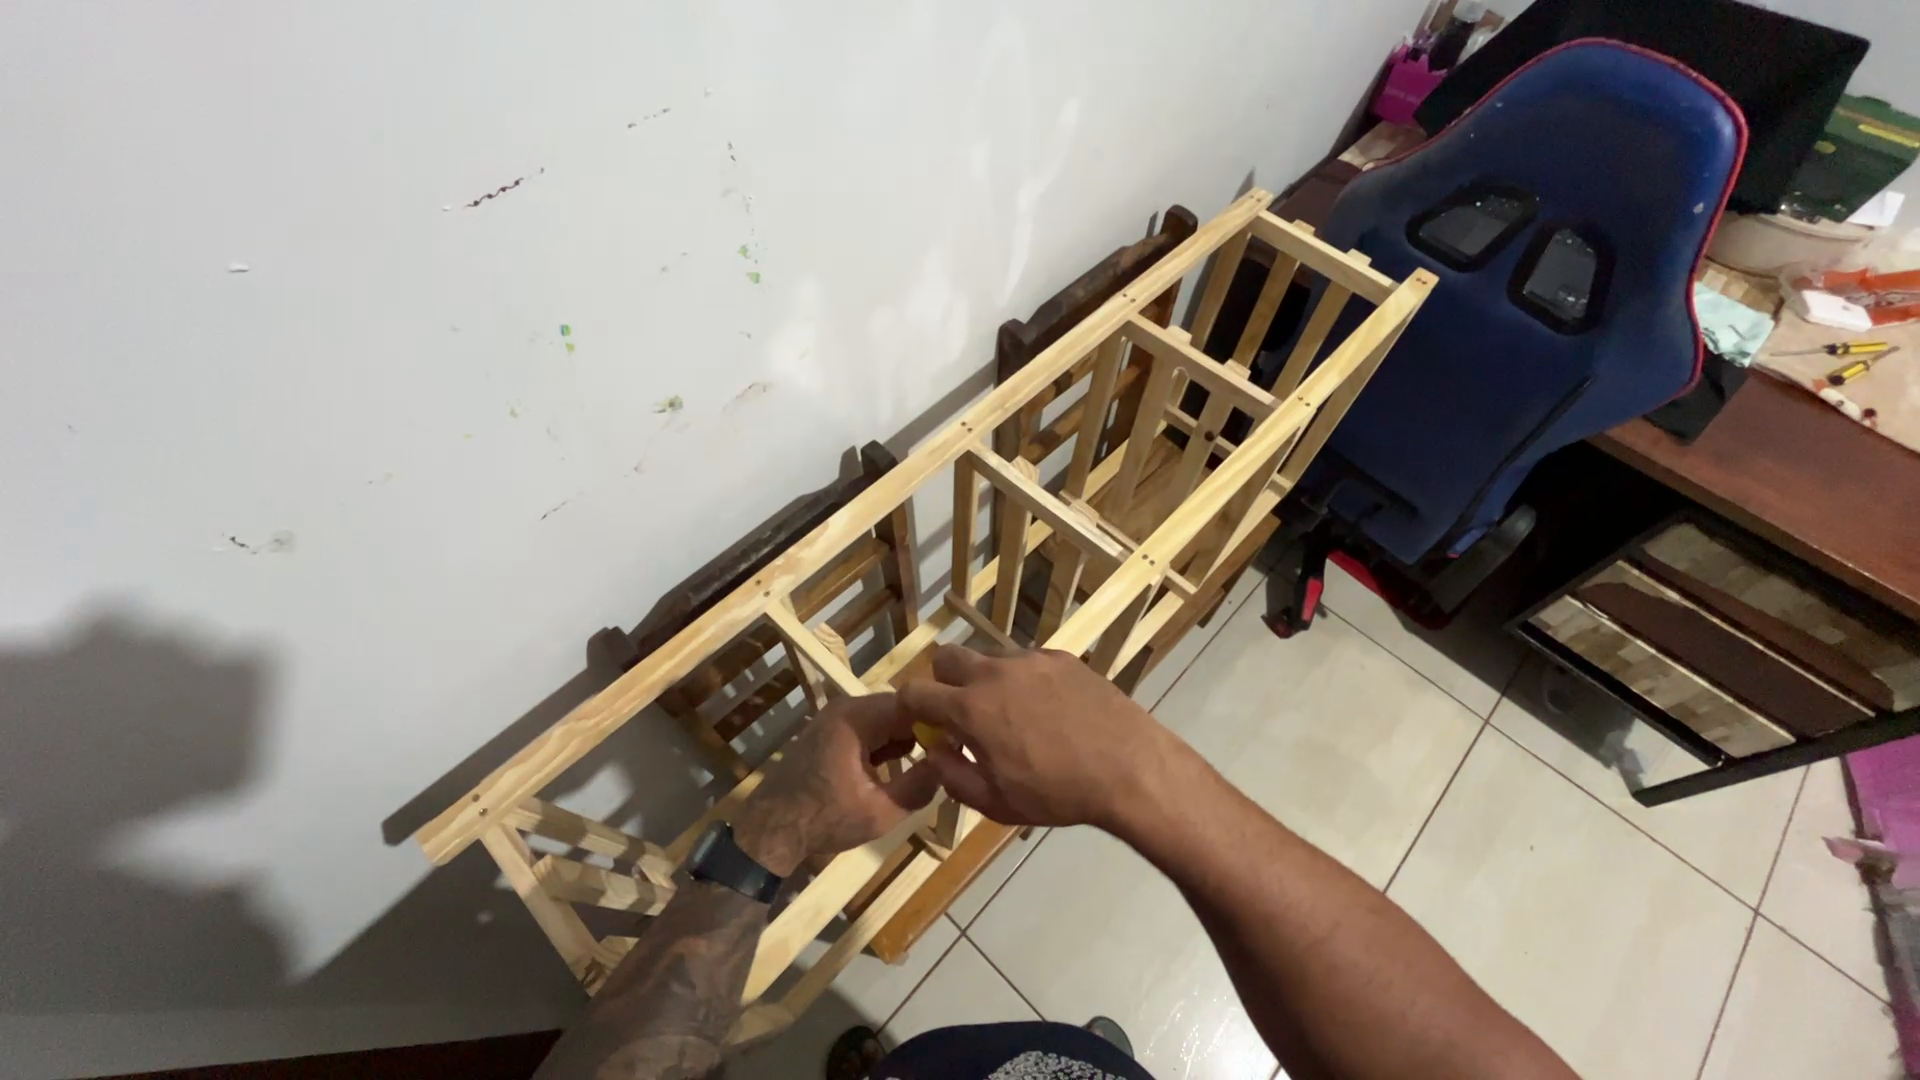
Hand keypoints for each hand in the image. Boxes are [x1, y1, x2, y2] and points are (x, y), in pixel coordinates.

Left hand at [730, 693, 939, 875]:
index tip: (962, 741)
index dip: (939, 720)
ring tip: (933, 760)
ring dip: (907, 737)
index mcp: (856, 719)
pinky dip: (887, 744)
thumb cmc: (824, 820)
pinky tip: (903, 766)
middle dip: (925, 729)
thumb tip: (949, 765)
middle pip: (900, 708)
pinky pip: (871, 728)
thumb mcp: (880, 812)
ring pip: (886, 719)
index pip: (910, 704)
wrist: (770, 831)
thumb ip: (919, 786)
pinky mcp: (833, 731)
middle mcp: (846, 708)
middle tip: (950, 753)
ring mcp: (837, 718)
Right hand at [896, 645, 1178, 832]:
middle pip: (945, 658)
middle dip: (942, 682)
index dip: (910, 709)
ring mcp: (1029, 659)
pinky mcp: (1060, 656)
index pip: (914, 692)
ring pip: (987, 657)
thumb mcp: (996, 803)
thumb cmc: (1058, 793)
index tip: (924, 726)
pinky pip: (1025, 660)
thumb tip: (935, 750)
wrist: (1129, 767)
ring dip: (984, 680)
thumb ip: (952, 776)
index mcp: (970, 708)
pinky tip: (1047, 708)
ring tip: (1012, 713)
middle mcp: (993, 672)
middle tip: (963, 714)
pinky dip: (1021, 679)